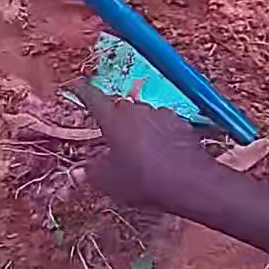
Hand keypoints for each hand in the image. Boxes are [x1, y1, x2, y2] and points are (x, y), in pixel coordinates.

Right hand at [72, 81, 224, 210]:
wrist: (190, 182)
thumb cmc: (144, 180)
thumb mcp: (109, 181)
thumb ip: (91, 171)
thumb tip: (79, 170)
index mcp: (114, 119)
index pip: (94, 98)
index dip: (83, 92)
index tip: (77, 86)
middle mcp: (137, 110)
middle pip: (120, 107)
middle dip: (114, 118)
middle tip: (111, 136)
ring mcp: (162, 114)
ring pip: (143, 115)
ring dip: (138, 126)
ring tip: (138, 149)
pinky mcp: (182, 124)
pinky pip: (164, 124)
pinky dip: (158, 133)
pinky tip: (160, 151)